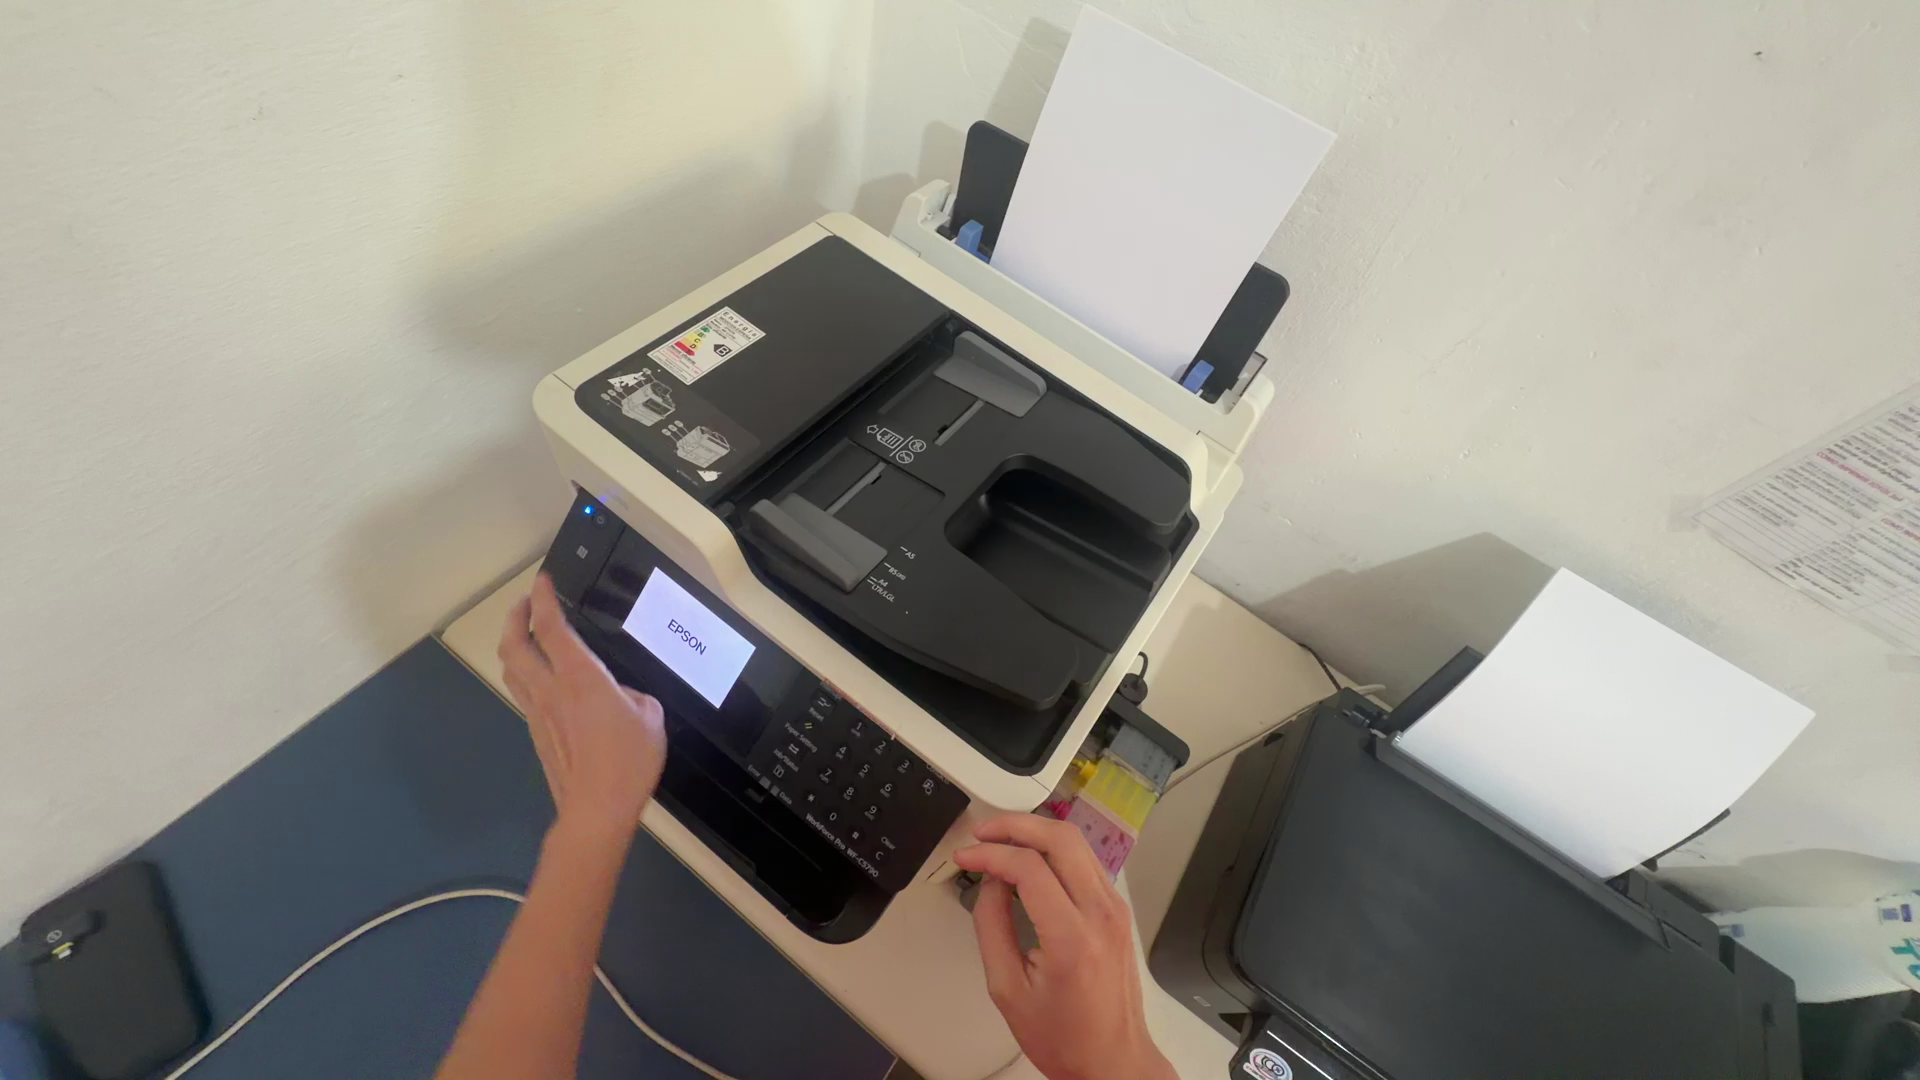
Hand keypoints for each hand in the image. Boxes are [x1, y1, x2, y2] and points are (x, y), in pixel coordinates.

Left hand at [498, 573, 667, 834]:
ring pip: (513, 669)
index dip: (543, 600)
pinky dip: (529, 673)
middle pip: (515, 646)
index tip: (543, 581)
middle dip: (516, 618)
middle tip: (526, 602)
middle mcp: (550, 690)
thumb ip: (632, 695)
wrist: (596, 809)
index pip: (552, 629)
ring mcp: (538, 713)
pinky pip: (525, 692)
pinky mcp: (537, 733)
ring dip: (515, 645)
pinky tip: (548, 678)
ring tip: (529, 635)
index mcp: (580, 678)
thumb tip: (619, 696)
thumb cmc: (629, 759)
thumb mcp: (650, 714)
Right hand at [955, 815, 1175, 1079]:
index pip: (1029, 868)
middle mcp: (1101, 913)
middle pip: (1060, 837)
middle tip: (982, 832)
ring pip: (1075, 840)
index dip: (990, 853)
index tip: (965, 857)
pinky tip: (1027, 855)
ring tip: (999, 839)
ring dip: (1034, 830)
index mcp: (1072, 938)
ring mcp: (1115, 906)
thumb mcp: (1007, 989)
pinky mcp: (1117, 906)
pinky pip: (1084, 858)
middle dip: (1015, 824)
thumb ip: (991, 926)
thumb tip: (990, 880)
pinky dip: (1051, 846)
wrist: (1114, 1061)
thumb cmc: (1061, 1036)